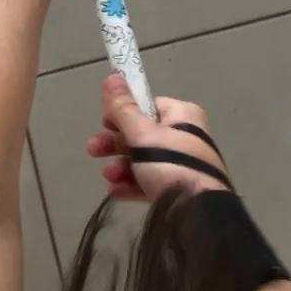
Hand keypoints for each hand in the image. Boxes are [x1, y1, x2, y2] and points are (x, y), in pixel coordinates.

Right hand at [85, 72, 230, 200]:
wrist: (197, 214)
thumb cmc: (171, 165)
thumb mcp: (142, 135)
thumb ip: (123, 109)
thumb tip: (112, 77)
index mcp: (183, 117)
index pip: (148, 106)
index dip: (124, 113)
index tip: (104, 123)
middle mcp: (185, 138)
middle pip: (142, 135)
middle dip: (115, 144)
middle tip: (93, 150)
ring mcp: (183, 166)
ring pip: (143, 160)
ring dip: (121, 166)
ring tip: (108, 176)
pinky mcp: (178, 190)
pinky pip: (150, 182)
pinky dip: (131, 185)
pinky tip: (115, 192)